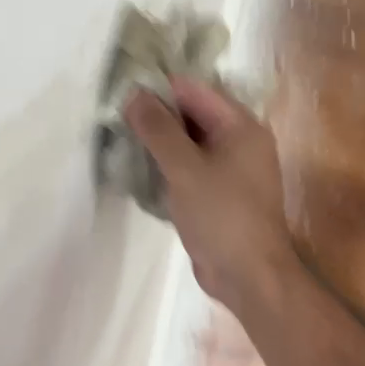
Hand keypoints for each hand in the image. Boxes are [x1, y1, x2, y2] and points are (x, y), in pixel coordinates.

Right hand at [124, 78, 297, 307]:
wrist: (249, 276)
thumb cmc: (222, 217)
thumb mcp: (185, 169)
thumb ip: (158, 129)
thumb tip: (133, 93)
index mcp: (242, 126)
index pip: (194, 90)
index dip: (158, 89)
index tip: (120, 95)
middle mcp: (241, 143)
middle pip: (192, 116)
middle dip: (156, 118)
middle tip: (115, 121)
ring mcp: (232, 173)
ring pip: (189, 147)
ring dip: (159, 147)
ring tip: (121, 145)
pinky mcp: (221, 198)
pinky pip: (191, 173)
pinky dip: (169, 171)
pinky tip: (140, 174)